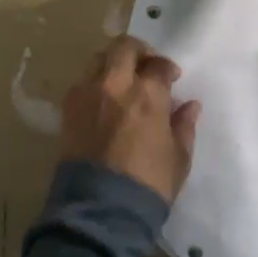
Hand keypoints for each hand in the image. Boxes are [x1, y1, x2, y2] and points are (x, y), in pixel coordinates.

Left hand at [61, 35, 201, 202]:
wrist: (100, 209)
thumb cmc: (148, 185)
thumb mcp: (178, 158)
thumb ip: (183, 126)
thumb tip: (189, 105)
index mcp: (147, 94)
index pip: (159, 65)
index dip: (167, 69)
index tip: (172, 79)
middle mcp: (114, 85)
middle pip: (123, 47)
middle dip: (139, 51)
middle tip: (147, 66)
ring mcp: (86, 94)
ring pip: (98, 59)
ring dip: (113, 63)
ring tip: (123, 80)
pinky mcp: (68, 109)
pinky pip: (82, 82)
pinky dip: (95, 82)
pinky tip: (105, 99)